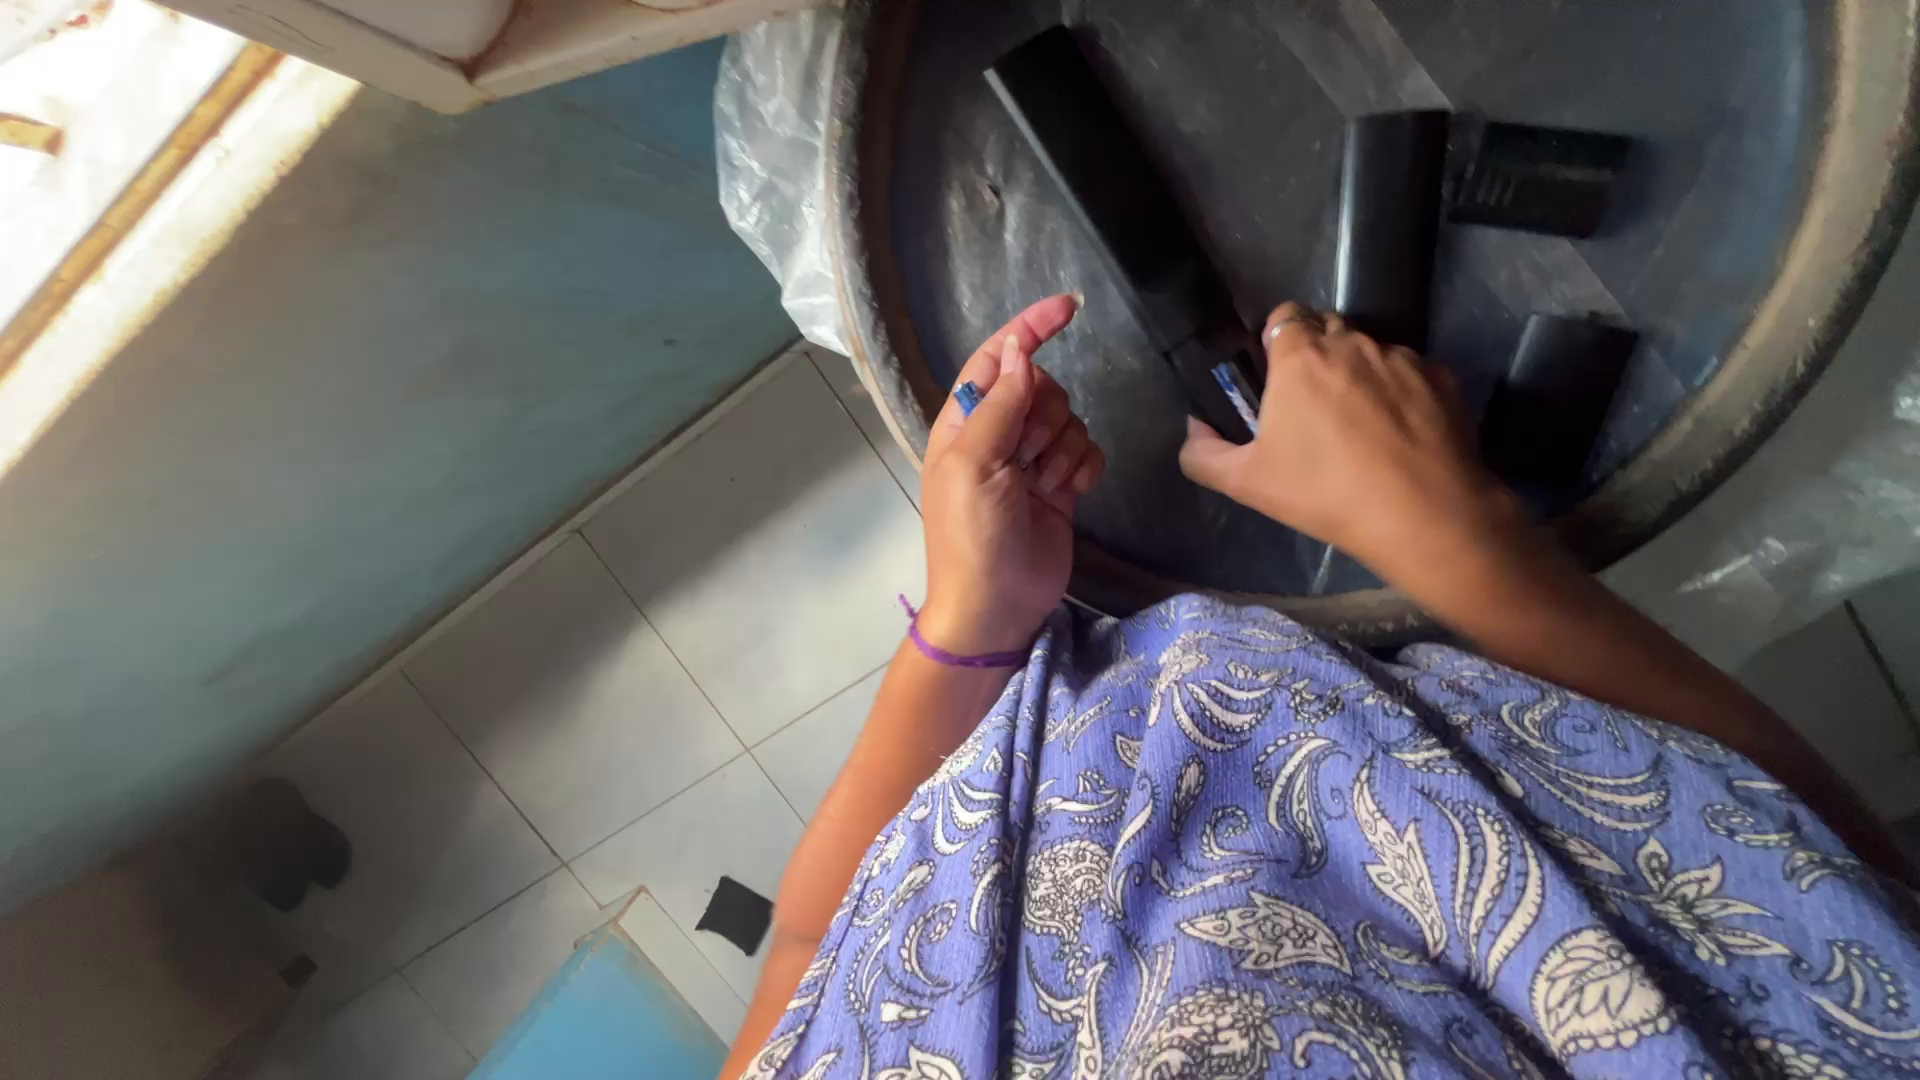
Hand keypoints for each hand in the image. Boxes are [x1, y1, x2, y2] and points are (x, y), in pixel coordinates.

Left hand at [917, 294, 1106, 654]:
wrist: (997, 605)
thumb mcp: (975, 464)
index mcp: (965, 422)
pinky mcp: (1060, 486)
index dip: (1028, 329)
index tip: (1068, 307)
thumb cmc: (972, 535)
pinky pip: (1086, 450)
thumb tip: (1017, 349)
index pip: (996, 358)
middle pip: (1040, 387)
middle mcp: (997, 435)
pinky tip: (1070, 492)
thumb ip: (1000, 404)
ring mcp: (1030, 461)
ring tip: (1042, 487)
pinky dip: (1083, 467)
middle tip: (1026, 459)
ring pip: (1068, 419)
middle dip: (1044, 416)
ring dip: (1062, 450)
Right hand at [1178, 302, 1519, 579]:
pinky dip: (1399, 394)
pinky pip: (1410, 374)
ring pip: (1370, 352)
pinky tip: (1397, 435)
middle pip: (1329, 329)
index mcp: (1300, 358)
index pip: (1284, 317)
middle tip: (1311, 407)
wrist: (1422, 514)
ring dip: (1358, 375)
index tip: (1276, 377)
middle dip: (1317, 356)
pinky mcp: (1442, 377)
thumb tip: (1194, 430)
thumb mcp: (1244, 483)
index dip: (1277, 341)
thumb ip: (1202, 454)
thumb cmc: (1322, 491)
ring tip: (1359, 426)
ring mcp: (1403, 358)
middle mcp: (1353, 343)